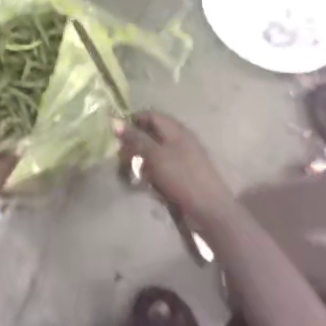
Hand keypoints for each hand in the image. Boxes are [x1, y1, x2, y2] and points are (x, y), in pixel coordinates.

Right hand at [117, 111, 232, 221]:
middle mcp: (182, 139)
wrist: (210, 210)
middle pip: (153, 133)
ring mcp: (186, 157)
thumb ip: (136, 138)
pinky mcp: (186, 173)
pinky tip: (150, 182)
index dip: (133, 120)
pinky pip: (164, 165)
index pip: (150, 115)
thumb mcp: (155, 155)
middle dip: (136, 142)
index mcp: (176, 130)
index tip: (117, 132)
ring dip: (144, 159)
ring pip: (157, 150)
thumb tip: (115, 121)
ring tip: (136, 171)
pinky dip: (154, 171)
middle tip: (123, 154)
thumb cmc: (181, 177)